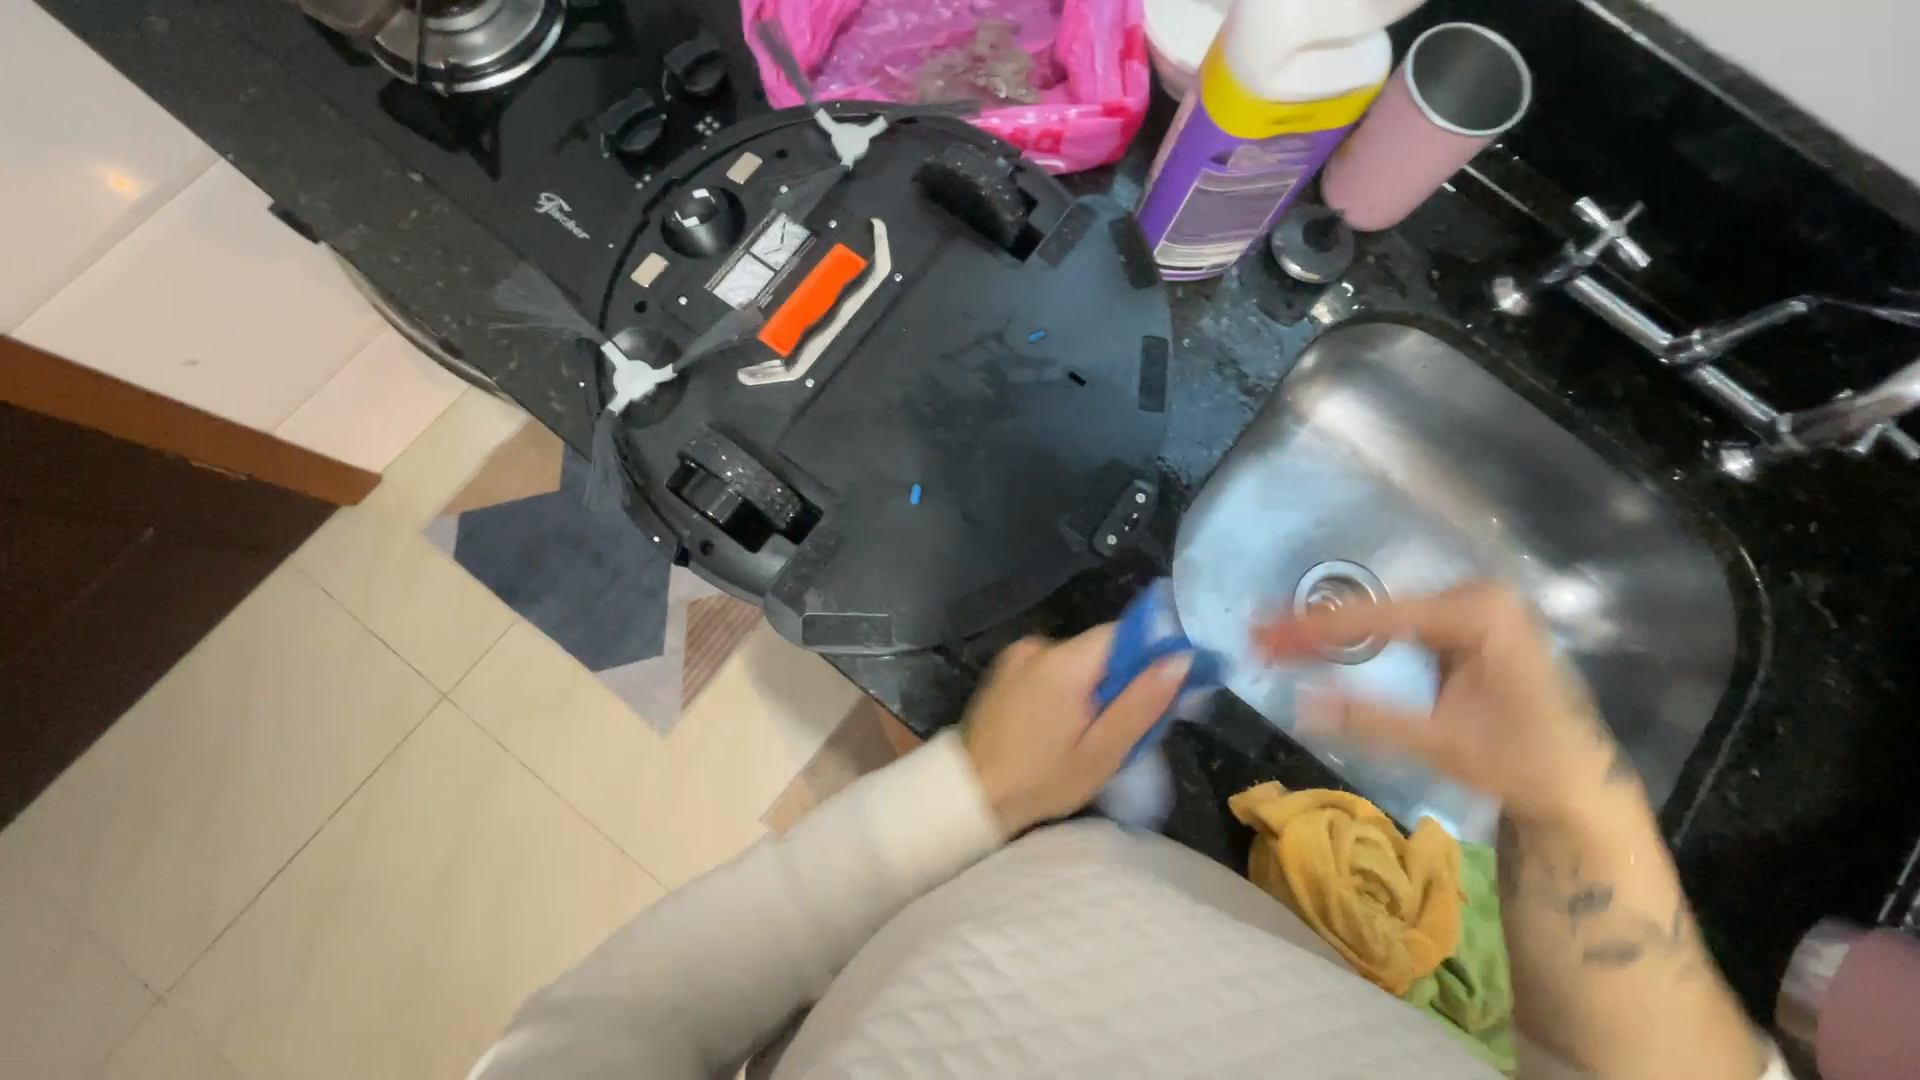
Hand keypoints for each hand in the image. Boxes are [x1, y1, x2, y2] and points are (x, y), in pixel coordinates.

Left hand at [961, 625, 1189, 835]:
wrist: (972, 793)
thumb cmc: (1042, 780)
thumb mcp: (1102, 751)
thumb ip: (1142, 702)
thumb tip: (1179, 658)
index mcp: (1064, 661)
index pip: (1122, 634)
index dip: (1148, 655)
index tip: (1160, 688)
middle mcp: (1039, 645)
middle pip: (1099, 648)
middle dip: (1119, 679)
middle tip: (1123, 725)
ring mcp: (1017, 654)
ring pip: (1076, 659)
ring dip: (1092, 686)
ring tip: (1089, 731)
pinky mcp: (1005, 668)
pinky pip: (1051, 668)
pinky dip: (1065, 688)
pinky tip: (1060, 724)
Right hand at [1255, 583, 1632, 821]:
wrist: (1579, 788)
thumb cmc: (1522, 764)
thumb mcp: (1440, 742)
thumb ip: (1368, 717)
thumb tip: (1297, 703)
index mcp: (1481, 611)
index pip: (1380, 616)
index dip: (1316, 629)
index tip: (1265, 636)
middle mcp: (1476, 596)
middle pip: (1375, 610)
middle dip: (1312, 627)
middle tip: (1259, 639)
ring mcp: (1471, 609)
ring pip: (1381, 617)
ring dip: (1326, 632)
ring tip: (1275, 641)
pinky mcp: (1463, 628)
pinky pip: (1395, 628)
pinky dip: (1353, 640)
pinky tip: (1315, 646)